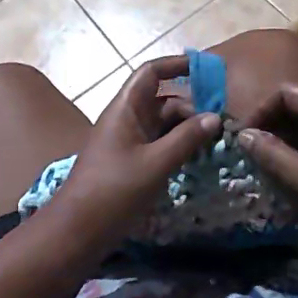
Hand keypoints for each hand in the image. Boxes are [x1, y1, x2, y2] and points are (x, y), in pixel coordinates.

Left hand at [54, 56, 220, 246]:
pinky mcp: (132, 162)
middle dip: (192, 105)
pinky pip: (160, 143)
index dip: (177, 65)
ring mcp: (129, 141)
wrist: (76, 232)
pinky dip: (179, 145)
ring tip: (216, 139)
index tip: (207, 69)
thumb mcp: (156, 163)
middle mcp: (127, 118)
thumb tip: (215, 117)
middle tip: (222, 121)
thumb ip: (186, 138)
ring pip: (164, 123)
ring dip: (188, 128)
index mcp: (126, 108)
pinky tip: (199, 157)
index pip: (151, 72)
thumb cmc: (114, 190)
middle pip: (164, 99)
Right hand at [237, 83, 297, 251]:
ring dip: (283, 138)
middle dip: (270, 125)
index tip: (242, 137)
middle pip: (296, 104)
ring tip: (261, 162)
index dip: (261, 111)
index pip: (288, 93)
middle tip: (248, 152)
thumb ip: (276, 157)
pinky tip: (285, 169)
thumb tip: (243, 135)